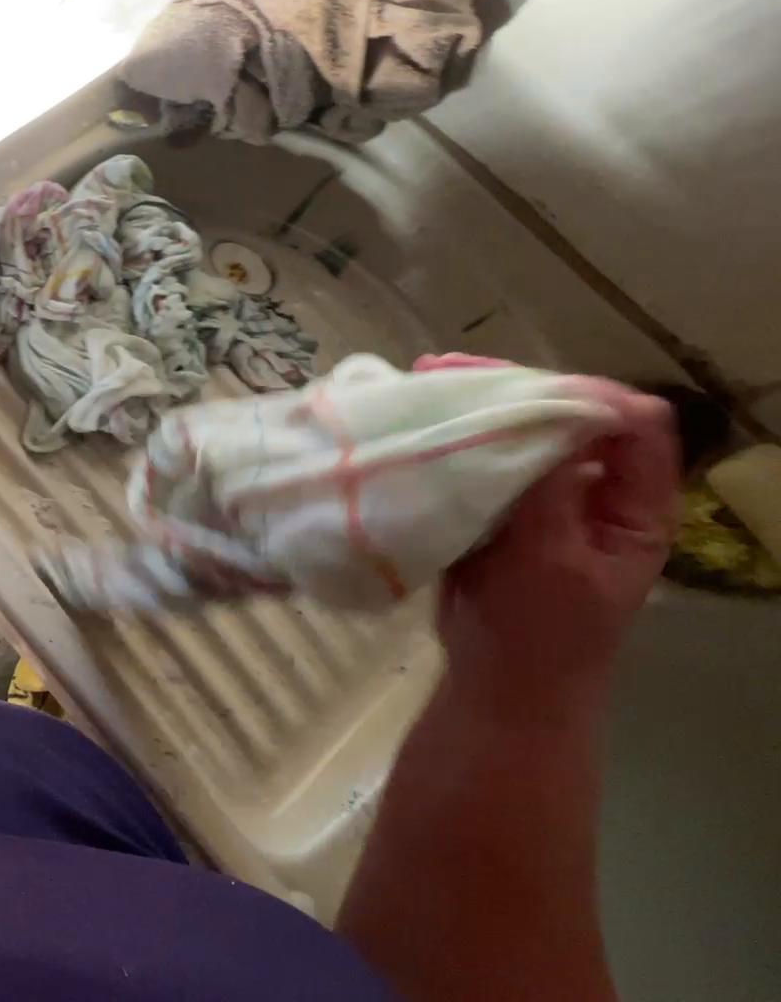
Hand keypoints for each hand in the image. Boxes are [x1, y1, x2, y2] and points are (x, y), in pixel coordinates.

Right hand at [437, 380, 678, 709]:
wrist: (500, 679)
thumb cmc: (539, 628)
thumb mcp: (550, 558)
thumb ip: (548, 489)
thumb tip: (541, 414)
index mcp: (632, 503)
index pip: (630, 424)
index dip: (578, 393)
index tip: (510, 382)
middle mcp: (592, 491)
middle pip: (566, 419)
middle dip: (510, 389)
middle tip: (442, 368)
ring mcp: (540, 500)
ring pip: (516, 437)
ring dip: (474, 409)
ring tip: (421, 385)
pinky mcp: (495, 512)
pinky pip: (479, 464)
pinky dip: (451, 442)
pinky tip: (415, 427)